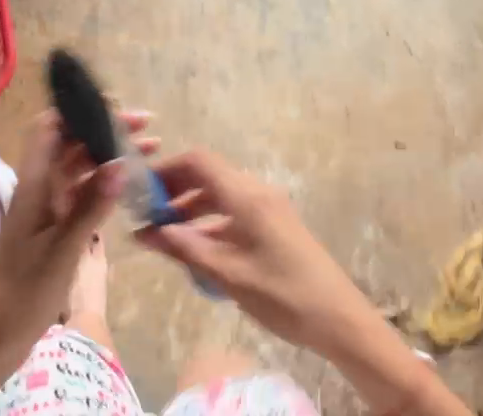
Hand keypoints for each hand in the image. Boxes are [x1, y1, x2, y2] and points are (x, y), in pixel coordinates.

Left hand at [0, 111, 139, 344]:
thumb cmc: (22, 292)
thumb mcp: (62, 250)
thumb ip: (91, 206)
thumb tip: (121, 162)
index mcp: (34, 184)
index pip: (51, 127)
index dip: (78, 109)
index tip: (116, 104)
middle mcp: (39, 188)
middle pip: (71, 143)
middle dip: (105, 129)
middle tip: (146, 127)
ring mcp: (46, 208)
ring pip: (78, 168)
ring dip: (108, 155)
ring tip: (148, 150)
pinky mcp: (52, 229)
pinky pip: (80, 193)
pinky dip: (103, 184)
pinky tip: (127, 186)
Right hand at [136, 149, 383, 355]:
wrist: (342, 320)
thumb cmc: (284, 295)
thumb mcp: (228, 275)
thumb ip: (186, 249)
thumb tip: (146, 233)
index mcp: (246, 196)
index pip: (198, 161)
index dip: (166, 169)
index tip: (141, 191)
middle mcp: (256, 192)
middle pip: (207, 174)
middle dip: (174, 189)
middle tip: (147, 214)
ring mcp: (268, 208)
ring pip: (220, 194)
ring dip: (191, 207)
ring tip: (166, 234)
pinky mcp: (275, 225)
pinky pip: (233, 210)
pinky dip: (210, 221)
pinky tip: (197, 248)